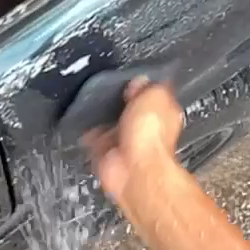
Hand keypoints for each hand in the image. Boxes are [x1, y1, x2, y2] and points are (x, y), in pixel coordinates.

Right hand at [83, 80, 189, 215]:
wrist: (134, 170)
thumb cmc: (151, 137)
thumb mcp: (154, 94)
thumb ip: (147, 85)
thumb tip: (139, 81)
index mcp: (163, 114)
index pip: (153, 97)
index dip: (142, 86)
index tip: (132, 79)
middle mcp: (146, 130)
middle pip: (130, 110)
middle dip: (119, 102)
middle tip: (111, 93)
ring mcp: (126, 143)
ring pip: (111, 124)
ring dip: (102, 117)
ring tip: (95, 106)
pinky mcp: (108, 155)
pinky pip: (94, 140)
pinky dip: (88, 134)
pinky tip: (86, 124)